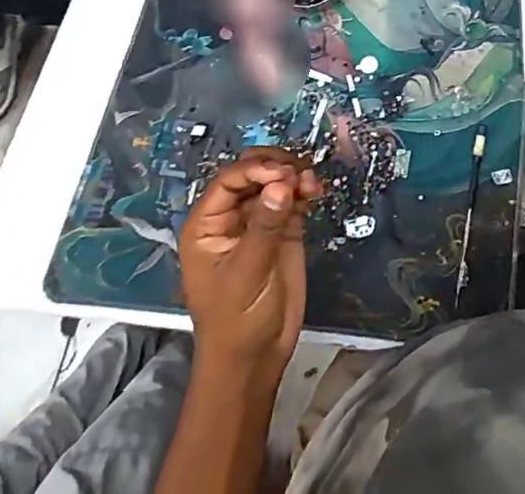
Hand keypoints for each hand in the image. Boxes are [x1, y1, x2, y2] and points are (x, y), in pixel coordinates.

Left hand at [179, 148, 322, 370]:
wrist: (256, 358)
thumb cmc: (236, 320)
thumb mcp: (246, 275)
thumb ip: (264, 228)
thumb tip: (282, 185)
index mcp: (207, 223)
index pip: (229, 181)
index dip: (256, 170)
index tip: (284, 174)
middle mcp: (231, 216)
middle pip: (252, 173)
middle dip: (275, 166)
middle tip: (299, 175)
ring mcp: (258, 221)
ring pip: (275, 181)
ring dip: (293, 174)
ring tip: (312, 184)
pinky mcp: (282, 231)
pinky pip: (292, 199)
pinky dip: (304, 190)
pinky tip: (317, 191)